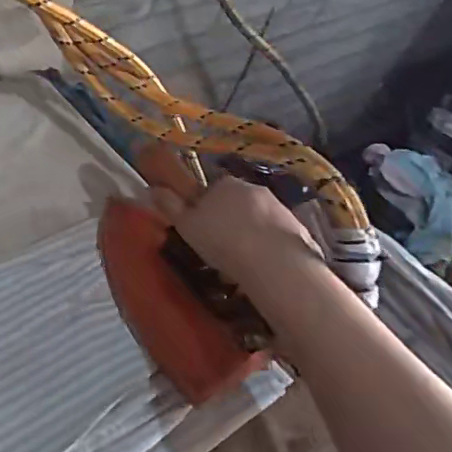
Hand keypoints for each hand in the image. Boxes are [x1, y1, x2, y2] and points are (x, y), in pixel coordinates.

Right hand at [149, 175, 322, 294]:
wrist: (274, 264)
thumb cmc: (222, 241)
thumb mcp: (186, 225)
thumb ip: (170, 206)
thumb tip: (153, 188)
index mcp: (225, 184)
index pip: (212, 188)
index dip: (205, 206)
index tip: (201, 227)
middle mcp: (254, 188)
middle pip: (237, 202)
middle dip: (230, 219)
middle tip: (220, 247)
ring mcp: (280, 208)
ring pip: (258, 219)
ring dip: (251, 234)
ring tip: (242, 263)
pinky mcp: (298, 229)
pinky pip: (277, 235)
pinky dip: (270, 247)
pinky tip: (263, 268)